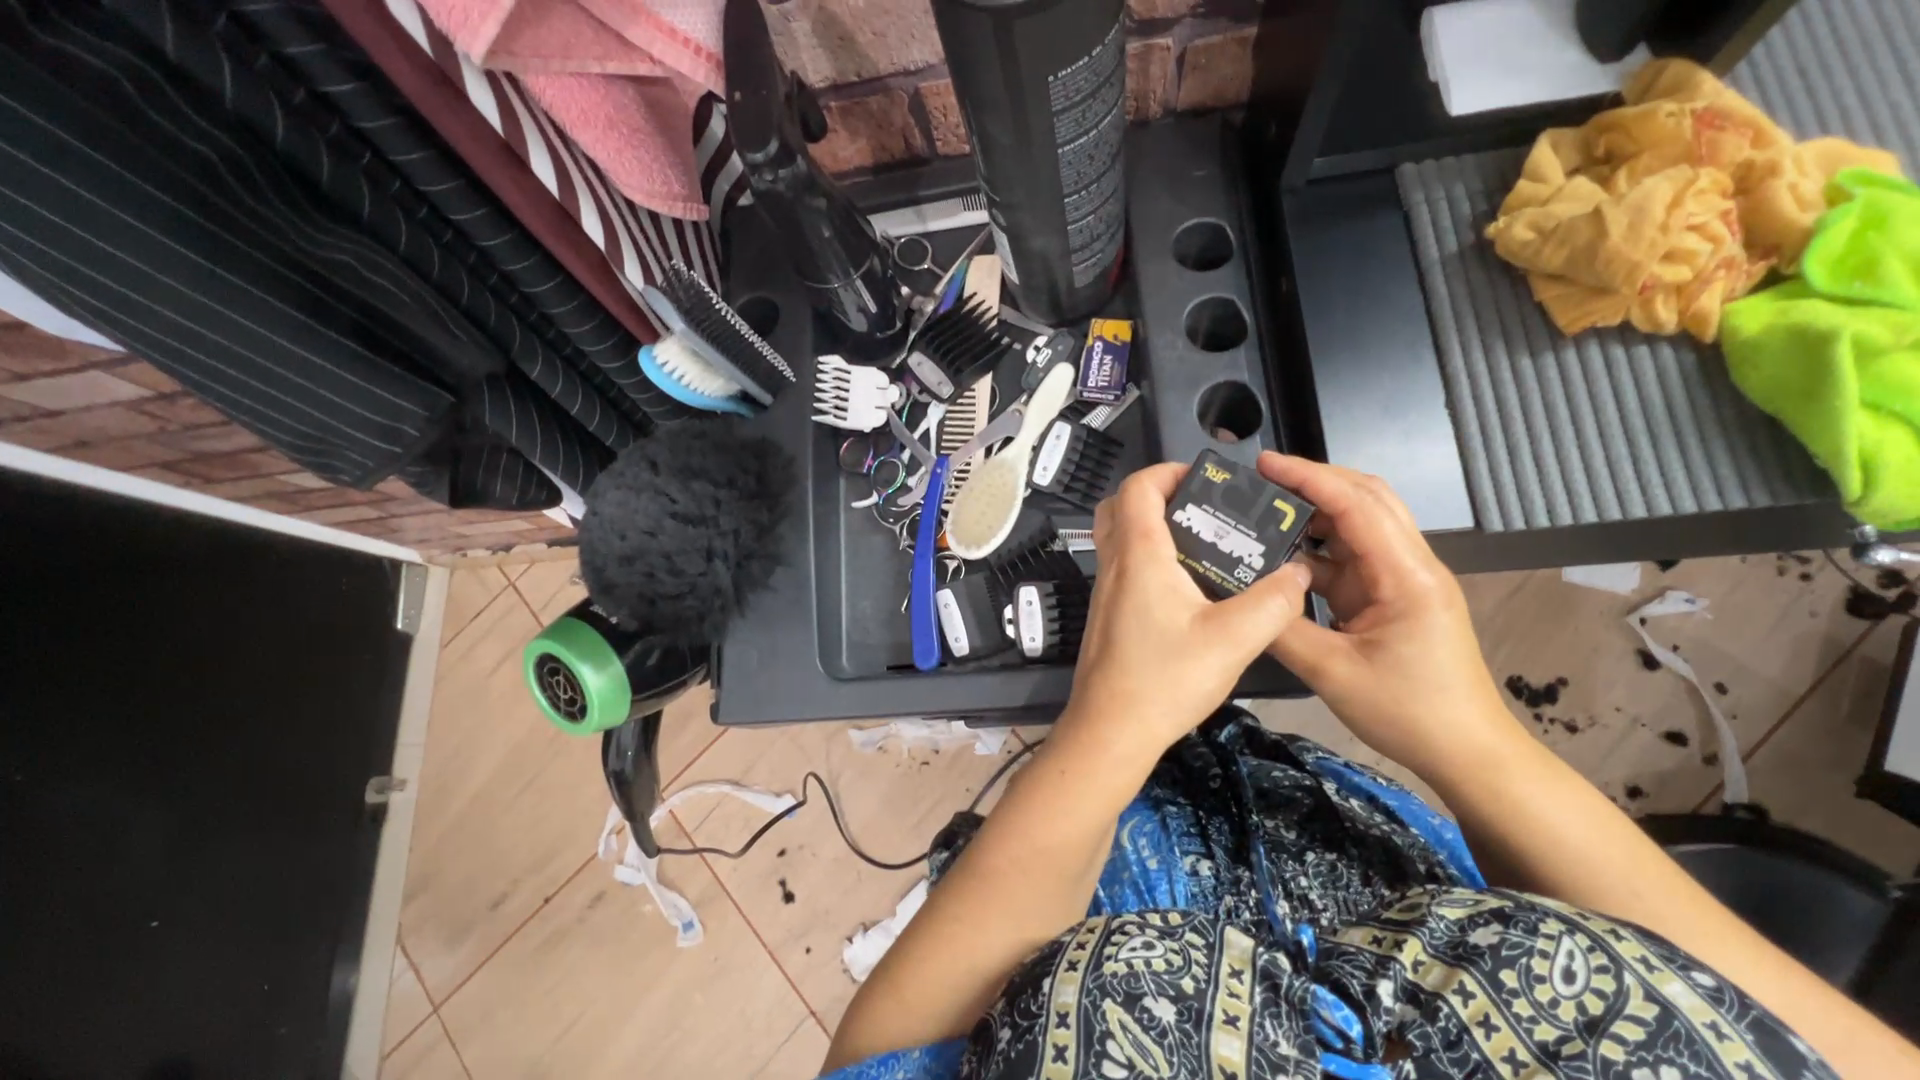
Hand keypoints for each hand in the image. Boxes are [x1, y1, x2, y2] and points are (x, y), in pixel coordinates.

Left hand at [1061, 462, 1313, 760]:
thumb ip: (1272, 603)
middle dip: (1157, 496)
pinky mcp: (1107, 617)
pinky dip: (1149, 560)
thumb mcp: (1233, 640)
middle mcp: (1114, 565)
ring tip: (1204, 546)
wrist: (1110, 731)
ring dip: (1153, 529)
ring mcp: (1104, 592)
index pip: (1138, 487)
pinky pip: (1123, 569)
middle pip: (1120, 507)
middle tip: (1200, 509)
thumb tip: (1298, 572)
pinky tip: (1188, 590)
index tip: (1204, 479)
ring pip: (1119, 539)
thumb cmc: (1165, 679)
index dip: (1168, 472)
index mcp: (1139, 555)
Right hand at [1256, 454, 1519, 780]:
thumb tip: (1238, 593)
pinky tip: (1284, 559)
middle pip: (1367, 499)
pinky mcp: (1397, 598)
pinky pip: (1355, 559)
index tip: (1263, 464)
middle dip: (1315, 482)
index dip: (1308, 477)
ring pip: (1361, 526)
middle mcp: (1413, 565)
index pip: (1355, 505)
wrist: (1466, 750)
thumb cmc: (1407, 712)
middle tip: (1261, 481)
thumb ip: (1282, 628)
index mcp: (1406, 576)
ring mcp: (1406, 581)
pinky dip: (1319, 551)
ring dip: (1316, 514)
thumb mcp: (1332, 674)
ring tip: (1266, 513)